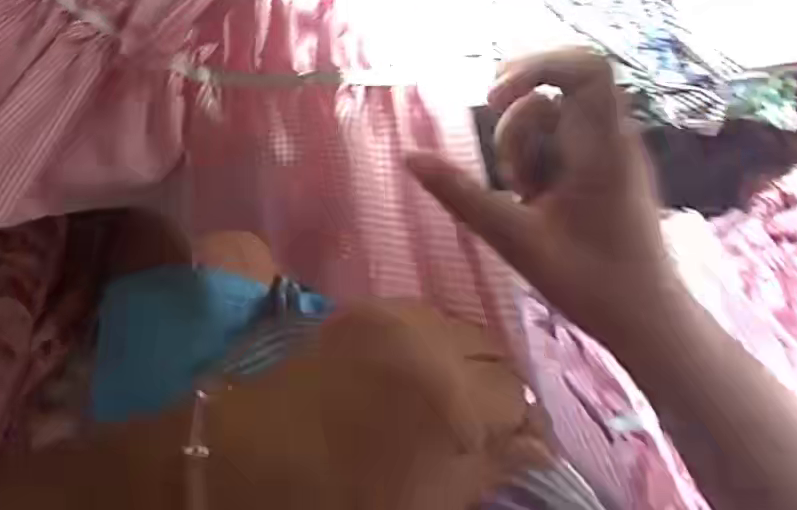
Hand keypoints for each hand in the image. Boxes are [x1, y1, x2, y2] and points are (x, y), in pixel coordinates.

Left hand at [208, 300, 543, 509]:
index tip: (529, 446)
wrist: (260, 455)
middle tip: (499, 421)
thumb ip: (491, 464)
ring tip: (463, 393)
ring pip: (458, 324)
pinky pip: (420, 312)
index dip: (529, 426)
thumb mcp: (432, 500)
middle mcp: (427, 338)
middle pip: (493, 350)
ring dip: (470, 357)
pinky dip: (435, 337)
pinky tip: (426, 365)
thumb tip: (537, 446)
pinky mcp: (363, 306)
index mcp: (450, 395)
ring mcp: (391, 314)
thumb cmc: (348, 497)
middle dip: (504, 387)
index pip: (518, 397)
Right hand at [407, 48, 681, 344]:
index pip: (586, 66)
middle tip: (494, 137)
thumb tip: (408, 156)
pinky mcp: (600, 164)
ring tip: (518, 187)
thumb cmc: (591, 283)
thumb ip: (460, 194)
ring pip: (551, 108)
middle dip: (514, 103)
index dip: (537, 64)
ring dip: (520, 136)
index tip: (496, 98)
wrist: (650, 324)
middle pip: (559, 78)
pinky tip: (528, 194)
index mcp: (600, 146)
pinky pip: (558, 133)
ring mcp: (608, 148)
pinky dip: (532, 151)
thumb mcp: (514, 239)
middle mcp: (609, 136)